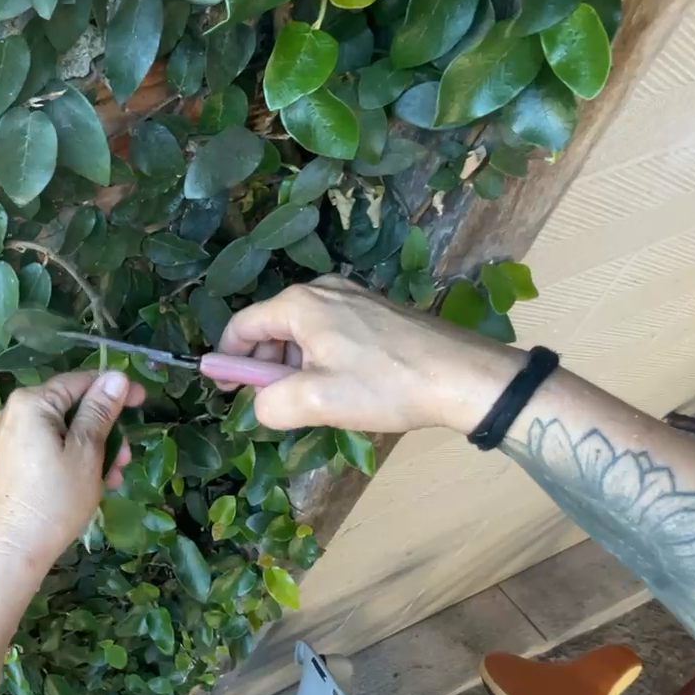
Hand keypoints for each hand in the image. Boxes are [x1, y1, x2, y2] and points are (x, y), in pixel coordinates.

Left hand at [0, 370, 146, 571]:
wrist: (14, 549)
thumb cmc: (55, 498)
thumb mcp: (86, 452)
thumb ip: (100, 411)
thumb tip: (117, 376)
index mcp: (32, 402)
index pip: (80, 381)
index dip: (114, 389)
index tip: (144, 400)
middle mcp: (16, 412)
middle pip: (73, 407)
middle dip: (106, 429)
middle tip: (128, 457)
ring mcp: (12, 437)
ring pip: (65, 431)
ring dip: (95, 449)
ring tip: (114, 478)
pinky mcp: (14, 460)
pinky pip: (52, 447)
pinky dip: (75, 459)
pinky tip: (94, 484)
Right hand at [212, 276, 524, 434]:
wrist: (468, 378)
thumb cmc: (387, 385)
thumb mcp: (317, 402)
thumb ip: (269, 404)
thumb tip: (258, 404)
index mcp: (299, 304)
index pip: (241, 325)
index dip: (227, 358)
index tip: (225, 389)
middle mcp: (322, 290)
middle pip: (270, 326)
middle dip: (262, 364)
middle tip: (271, 400)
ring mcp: (352, 296)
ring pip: (299, 330)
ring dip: (291, 363)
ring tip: (308, 398)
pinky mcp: (375, 309)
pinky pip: (328, 329)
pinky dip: (318, 355)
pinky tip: (337, 384)